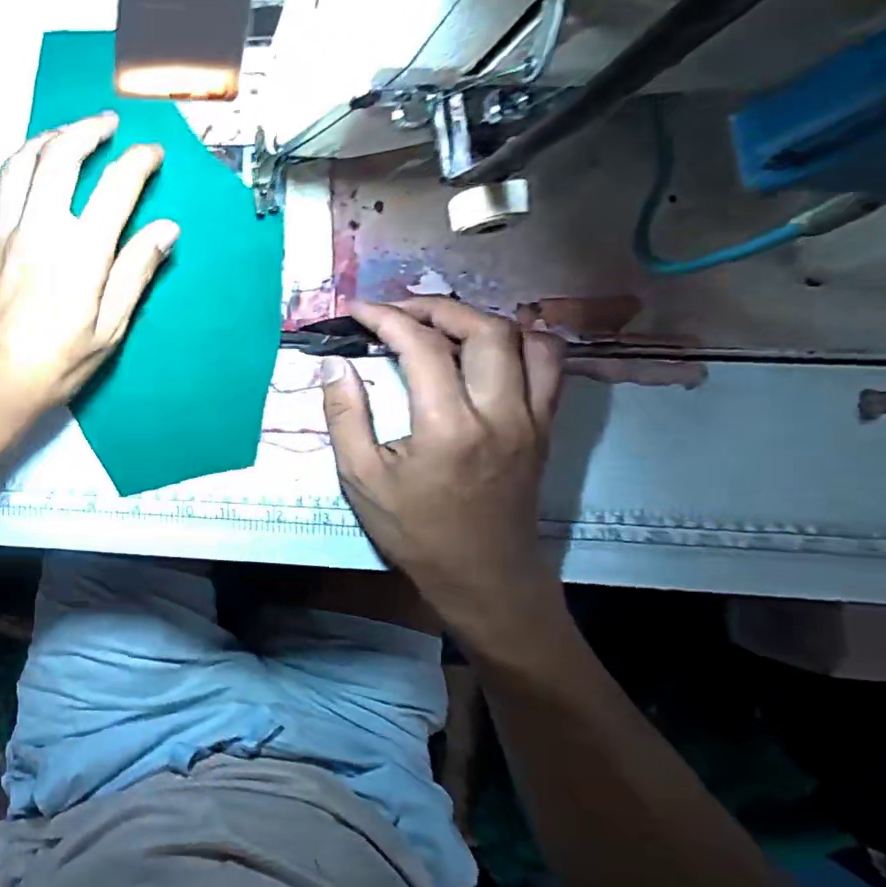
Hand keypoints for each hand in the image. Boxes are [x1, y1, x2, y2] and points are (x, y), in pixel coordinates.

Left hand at [0, 112, 178, 445]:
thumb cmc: (53, 367)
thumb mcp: (108, 330)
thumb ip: (136, 273)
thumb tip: (166, 229)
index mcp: (80, 252)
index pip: (116, 187)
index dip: (139, 162)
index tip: (152, 153)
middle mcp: (38, 228)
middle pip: (61, 156)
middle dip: (88, 131)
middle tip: (106, 124)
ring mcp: (0, 231)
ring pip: (20, 162)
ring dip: (46, 138)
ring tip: (65, 133)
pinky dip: (12, 168)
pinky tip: (21, 171)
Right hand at [320, 297, 568, 644]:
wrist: (484, 578)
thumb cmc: (417, 533)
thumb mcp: (363, 481)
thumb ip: (345, 417)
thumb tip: (336, 364)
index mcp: (449, 427)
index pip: (421, 346)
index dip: (386, 317)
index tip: (359, 310)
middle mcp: (500, 413)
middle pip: (483, 328)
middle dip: (437, 307)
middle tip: (400, 312)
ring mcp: (532, 419)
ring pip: (525, 339)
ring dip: (482, 320)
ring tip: (445, 325)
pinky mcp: (546, 427)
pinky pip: (549, 366)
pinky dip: (520, 342)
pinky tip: (487, 349)